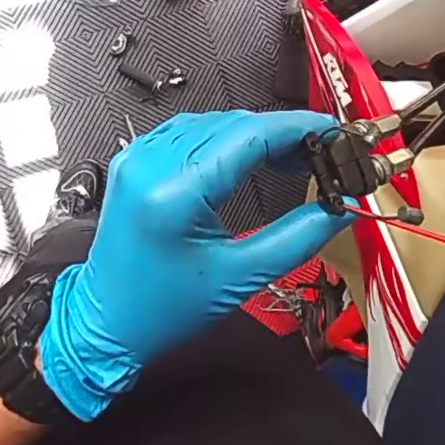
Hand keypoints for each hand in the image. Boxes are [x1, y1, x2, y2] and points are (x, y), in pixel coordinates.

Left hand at [37, 110, 352, 419]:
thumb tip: (336, 209)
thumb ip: (298, 238)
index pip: (250, 135)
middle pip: (233, 123)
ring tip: (289, 159)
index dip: (299, 128)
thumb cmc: (159, 310)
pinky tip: (246, 156)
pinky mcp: (136, 162)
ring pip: (213, 122)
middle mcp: (150, 165)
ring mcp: (138, 159)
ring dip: (255, 134)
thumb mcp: (240, 278)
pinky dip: (225, 139)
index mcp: (174, 193)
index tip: (331, 132)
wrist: (108, 322)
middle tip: (319, 156)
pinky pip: (189, 132)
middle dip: (283, 134)